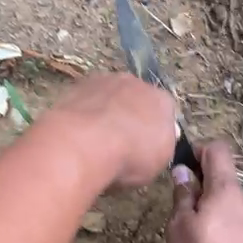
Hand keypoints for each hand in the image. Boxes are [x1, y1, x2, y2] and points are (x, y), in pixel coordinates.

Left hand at [36, 73, 177, 189]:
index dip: (155, 131)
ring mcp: (107, 80)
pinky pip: (88, 98)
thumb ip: (162, 144)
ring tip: (95, 138)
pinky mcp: (80, 84)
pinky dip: (86, 110)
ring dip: (107, 111)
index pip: (164, 113)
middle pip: (137, 99)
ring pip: (111, 96)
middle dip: (131, 116)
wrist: (87, 141)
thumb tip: (156, 139)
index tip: (145, 148)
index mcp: (162, 101)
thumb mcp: (159, 162)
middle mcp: (137, 83)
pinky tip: (78, 130)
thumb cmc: (131, 155)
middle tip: (120, 142)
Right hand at [167, 140, 242, 242]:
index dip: (199, 152)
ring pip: (237, 211)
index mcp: (229, 191)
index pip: (219, 150)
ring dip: (221, 220)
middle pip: (226, 184)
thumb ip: (183, 197)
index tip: (185, 171)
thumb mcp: (179, 231)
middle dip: (206, 195)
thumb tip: (185, 173)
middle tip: (186, 224)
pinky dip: (234, 240)